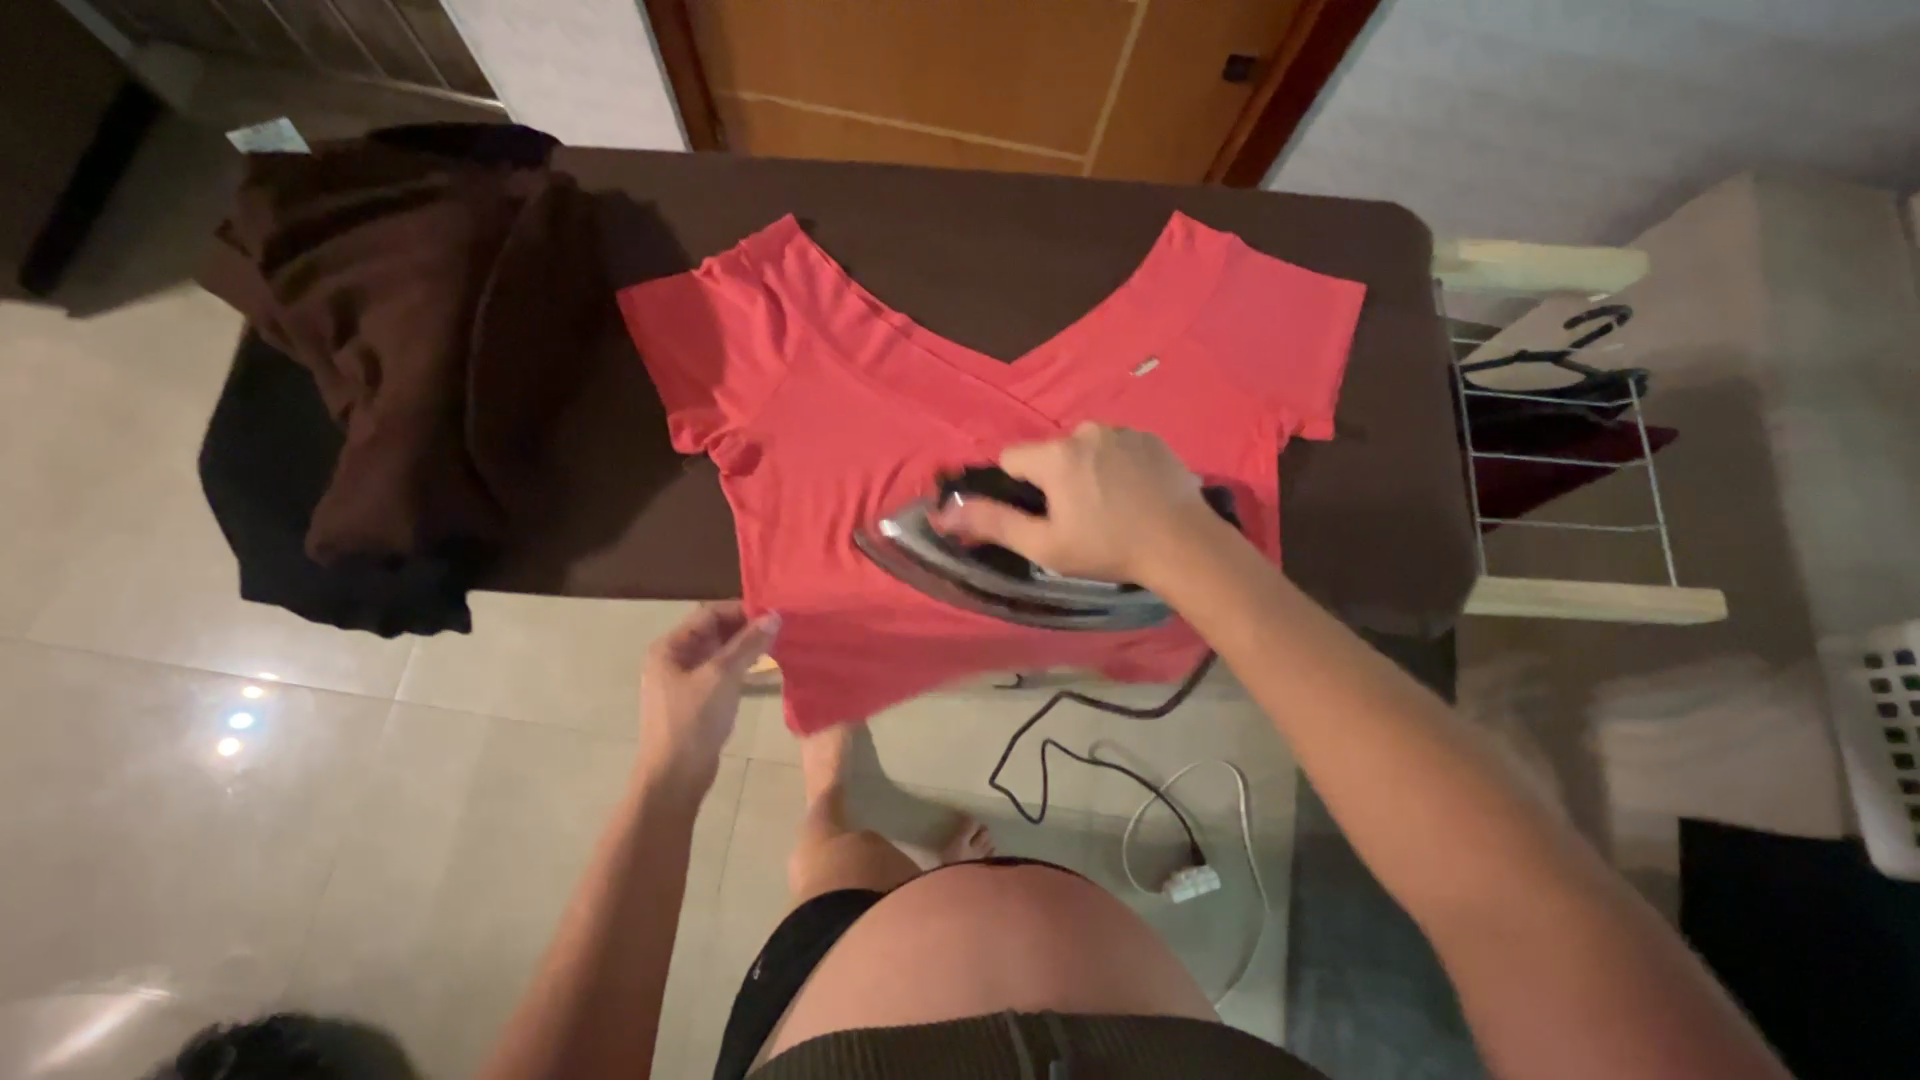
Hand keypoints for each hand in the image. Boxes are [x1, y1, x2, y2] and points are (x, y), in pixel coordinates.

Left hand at [636, 602, 778, 793]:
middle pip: (713, 632)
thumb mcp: (722, 676)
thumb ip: (748, 644)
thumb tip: (775, 616)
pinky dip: (740, 668)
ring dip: (745, 648)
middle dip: (745, 628)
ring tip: (778, 645)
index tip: (774, 613)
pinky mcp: (696, 701)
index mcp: (669, 647)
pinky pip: (720, 674)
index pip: (709, 614)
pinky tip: (762, 669)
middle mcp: (673, 659)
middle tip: (781, 629)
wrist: (675, 776)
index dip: (741, 610)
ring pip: (719, 654)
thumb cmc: (693, 721)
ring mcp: (683, 681)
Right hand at [933, 423, 1212, 583]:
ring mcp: (1123, 432)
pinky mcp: (1152, 439)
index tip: (1042, 516)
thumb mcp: (1046, 546)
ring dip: (1088, 471)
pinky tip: (1135, 496)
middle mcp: (1086, 431)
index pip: (1012, 459)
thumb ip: (995, 523)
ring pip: (1085, 449)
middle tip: (1080, 518)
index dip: (1019, 489)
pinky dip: (1118, 467)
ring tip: (1112, 508)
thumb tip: (947, 513)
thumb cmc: (1109, 549)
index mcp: (1056, 455)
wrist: (1184, 546)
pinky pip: (1118, 448)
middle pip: (1051, 453)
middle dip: (1055, 480)